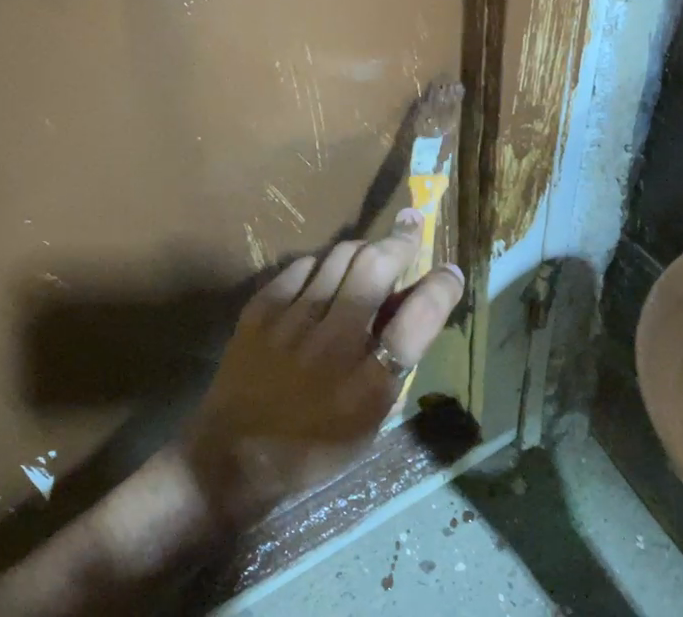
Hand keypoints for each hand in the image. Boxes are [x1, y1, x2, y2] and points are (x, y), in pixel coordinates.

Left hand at [176, 208, 465, 527]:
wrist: (232, 457)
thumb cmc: (312, 450)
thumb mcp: (369, 424)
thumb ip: (392, 369)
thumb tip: (408, 312)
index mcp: (368, 385)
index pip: (417, 319)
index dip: (441, 288)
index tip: (450, 272)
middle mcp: (333, 344)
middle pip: (375, 268)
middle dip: (401, 240)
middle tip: (412, 225)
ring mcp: (292, 322)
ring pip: (338, 257)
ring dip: (363, 247)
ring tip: (373, 248)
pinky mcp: (260, 310)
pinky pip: (301, 267)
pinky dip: (322, 264)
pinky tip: (326, 272)